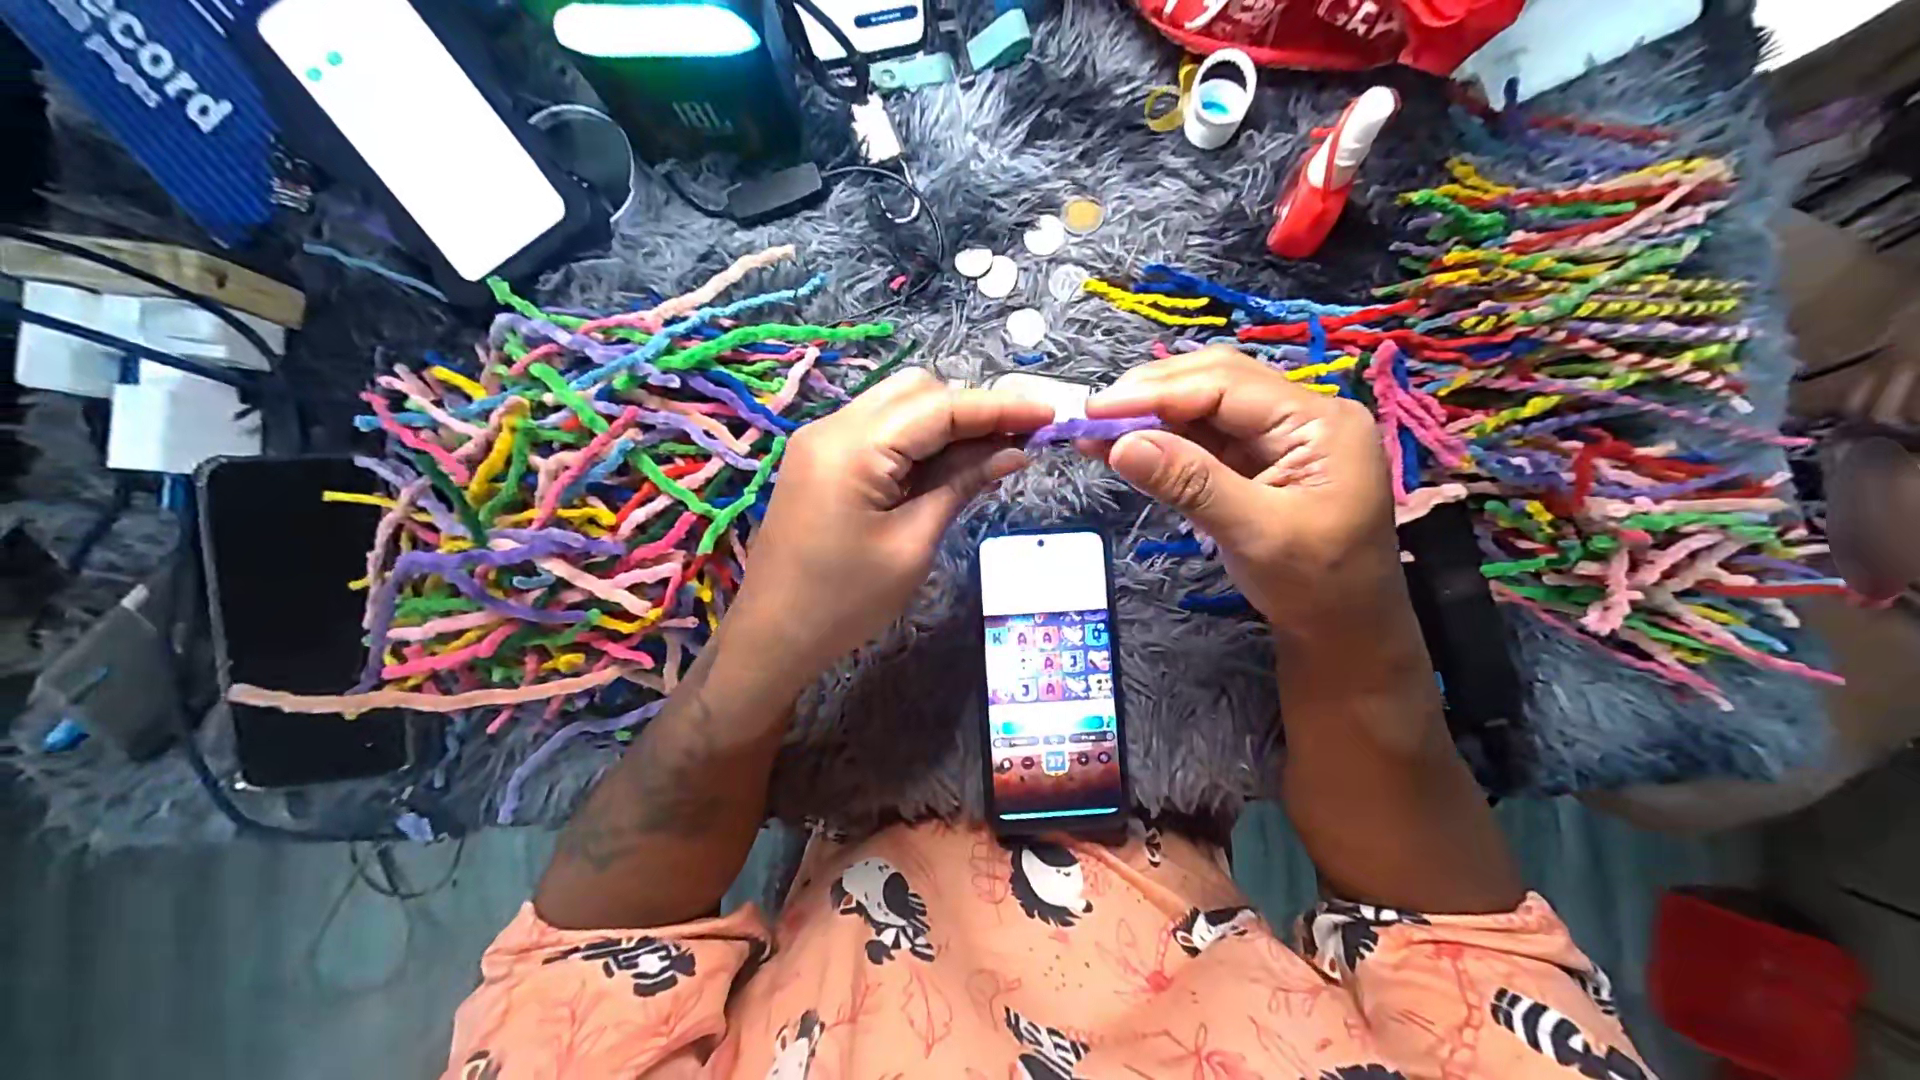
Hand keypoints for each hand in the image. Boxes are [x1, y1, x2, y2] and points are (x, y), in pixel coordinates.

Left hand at [731, 368, 1052, 678]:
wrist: (773, 635)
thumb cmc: (846, 602)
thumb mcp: (913, 544)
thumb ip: (961, 484)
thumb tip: (1013, 451)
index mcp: (853, 447)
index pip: (939, 406)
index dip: (999, 407)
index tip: (1049, 413)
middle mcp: (832, 426)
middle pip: (916, 390)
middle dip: (971, 408)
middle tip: (1018, 438)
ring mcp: (821, 440)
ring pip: (898, 405)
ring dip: (946, 422)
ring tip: (991, 451)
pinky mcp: (820, 459)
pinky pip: (879, 430)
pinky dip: (917, 439)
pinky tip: (948, 463)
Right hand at [1077, 347, 1403, 648]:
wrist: (1344, 630)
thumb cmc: (1317, 586)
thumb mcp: (1255, 533)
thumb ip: (1190, 483)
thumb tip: (1121, 445)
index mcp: (1319, 422)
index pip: (1226, 386)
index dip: (1156, 393)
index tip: (1096, 407)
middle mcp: (1300, 416)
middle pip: (1214, 383)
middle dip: (1150, 395)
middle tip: (1091, 414)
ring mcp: (1276, 437)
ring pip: (1203, 408)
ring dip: (1150, 416)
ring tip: (1097, 428)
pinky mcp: (1255, 461)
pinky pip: (1202, 439)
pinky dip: (1161, 441)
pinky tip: (1125, 444)